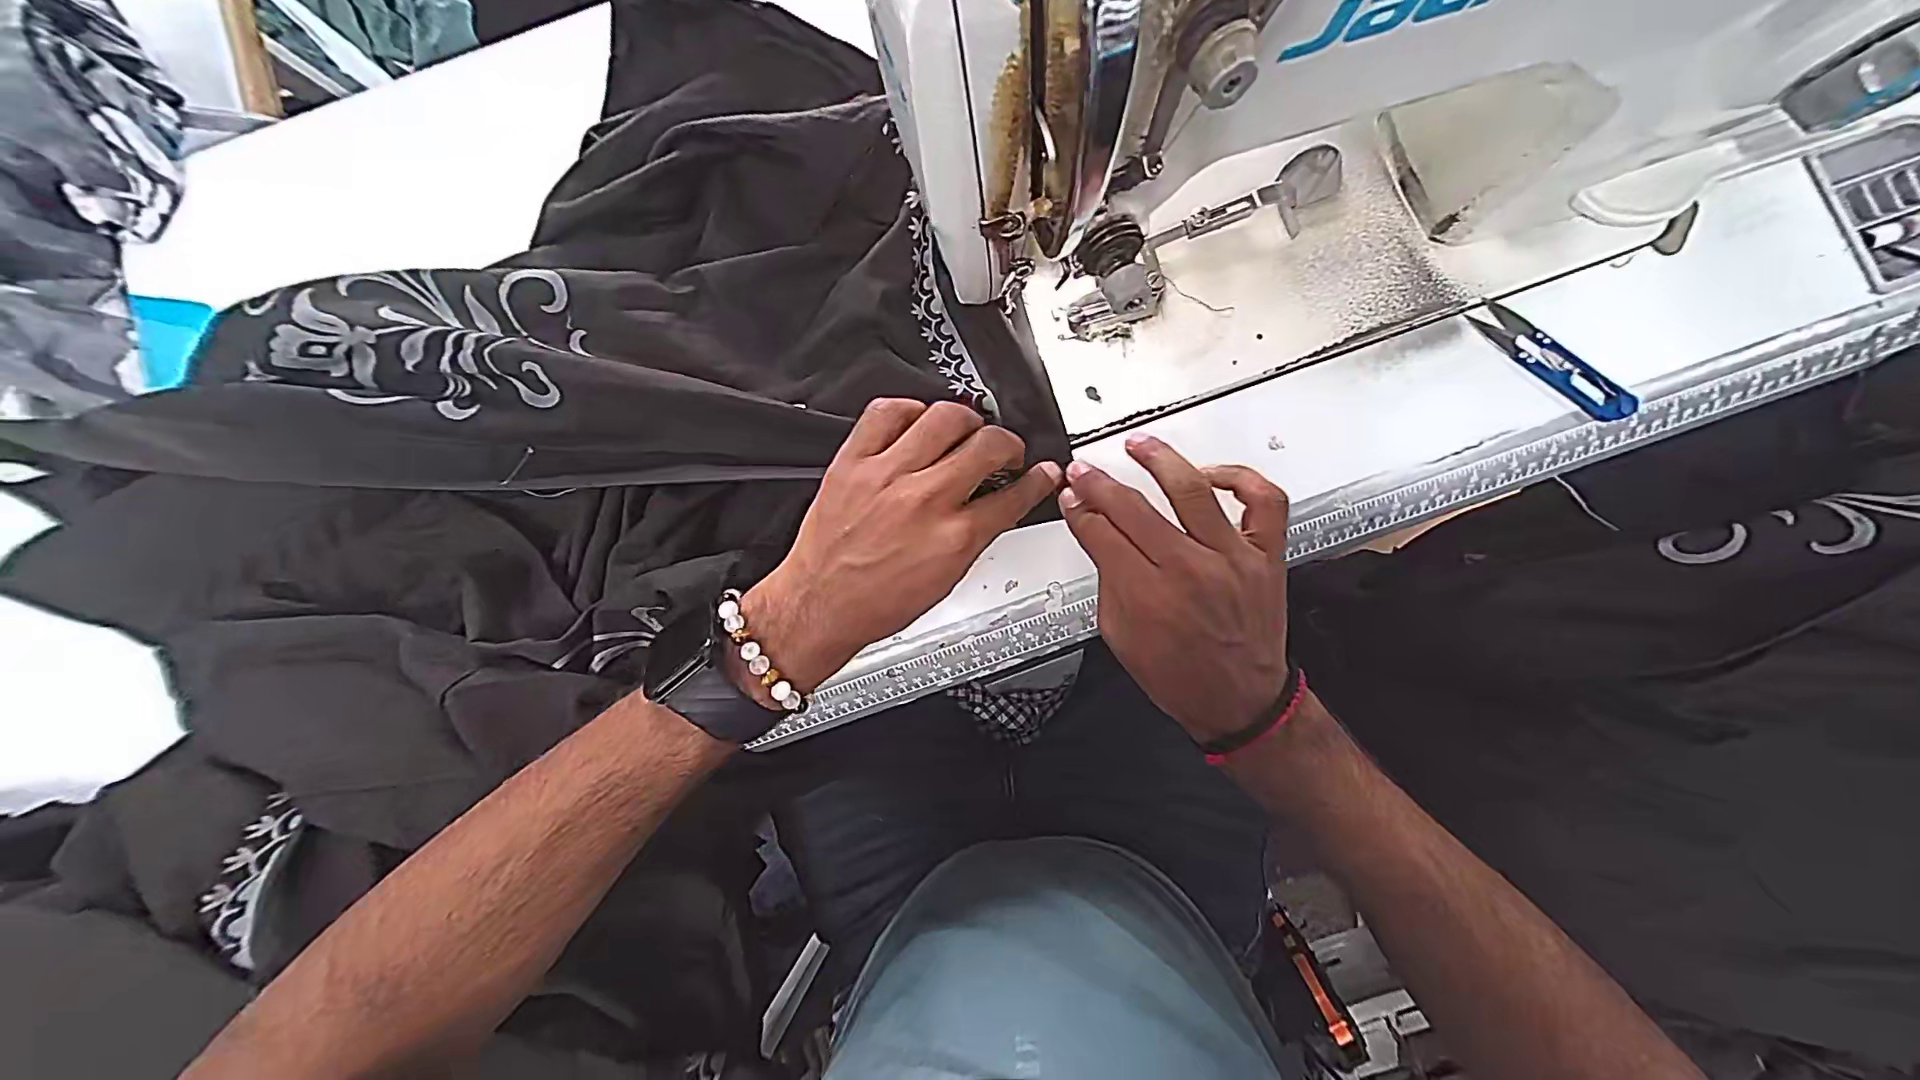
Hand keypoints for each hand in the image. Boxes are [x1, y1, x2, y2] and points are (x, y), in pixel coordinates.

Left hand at [737, 399, 1061, 699]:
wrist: (818, 607)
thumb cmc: (875, 604)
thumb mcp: (945, 580)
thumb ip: (975, 537)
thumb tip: (995, 509)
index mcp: (954, 538)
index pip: (1014, 495)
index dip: (1037, 480)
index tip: (1041, 471)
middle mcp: (925, 501)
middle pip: (988, 445)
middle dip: (1009, 445)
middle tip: (1005, 451)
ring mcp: (887, 476)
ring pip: (945, 418)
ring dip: (967, 421)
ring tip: (966, 431)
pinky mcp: (853, 463)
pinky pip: (886, 412)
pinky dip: (909, 410)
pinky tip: (916, 422)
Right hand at [1057, 434, 1291, 742]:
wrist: (1239, 700)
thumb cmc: (1182, 676)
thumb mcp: (1120, 635)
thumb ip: (1108, 581)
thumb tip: (1097, 535)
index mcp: (1146, 596)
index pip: (1100, 532)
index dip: (1079, 509)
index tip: (1071, 497)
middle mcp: (1189, 572)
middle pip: (1132, 508)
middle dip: (1098, 484)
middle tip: (1085, 472)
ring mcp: (1231, 560)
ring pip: (1191, 490)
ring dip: (1158, 461)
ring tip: (1140, 446)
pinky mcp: (1265, 556)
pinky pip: (1263, 500)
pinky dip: (1238, 477)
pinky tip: (1210, 472)